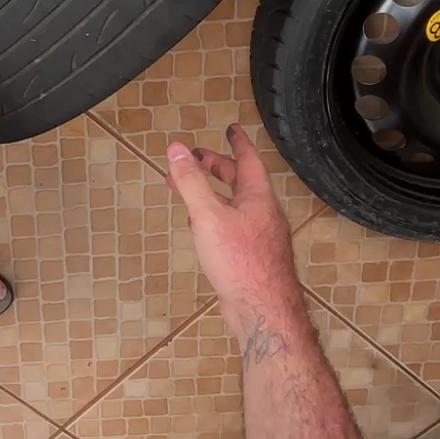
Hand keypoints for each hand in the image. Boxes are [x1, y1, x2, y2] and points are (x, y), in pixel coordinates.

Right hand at [164, 125, 304, 335]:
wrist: (262, 310)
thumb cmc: (239, 261)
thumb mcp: (207, 215)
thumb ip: (191, 182)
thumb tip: (177, 149)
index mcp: (257, 197)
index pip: (248, 160)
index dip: (237, 142)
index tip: (231, 129)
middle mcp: (262, 213)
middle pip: (240, 181)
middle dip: (216, 167)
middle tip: (196, 159)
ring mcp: (258, 236)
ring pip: (234, 204)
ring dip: (212, 192)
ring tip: (188, 189)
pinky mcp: (251, 256)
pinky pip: (231, 225)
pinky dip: (213, 215)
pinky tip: (199, 226)